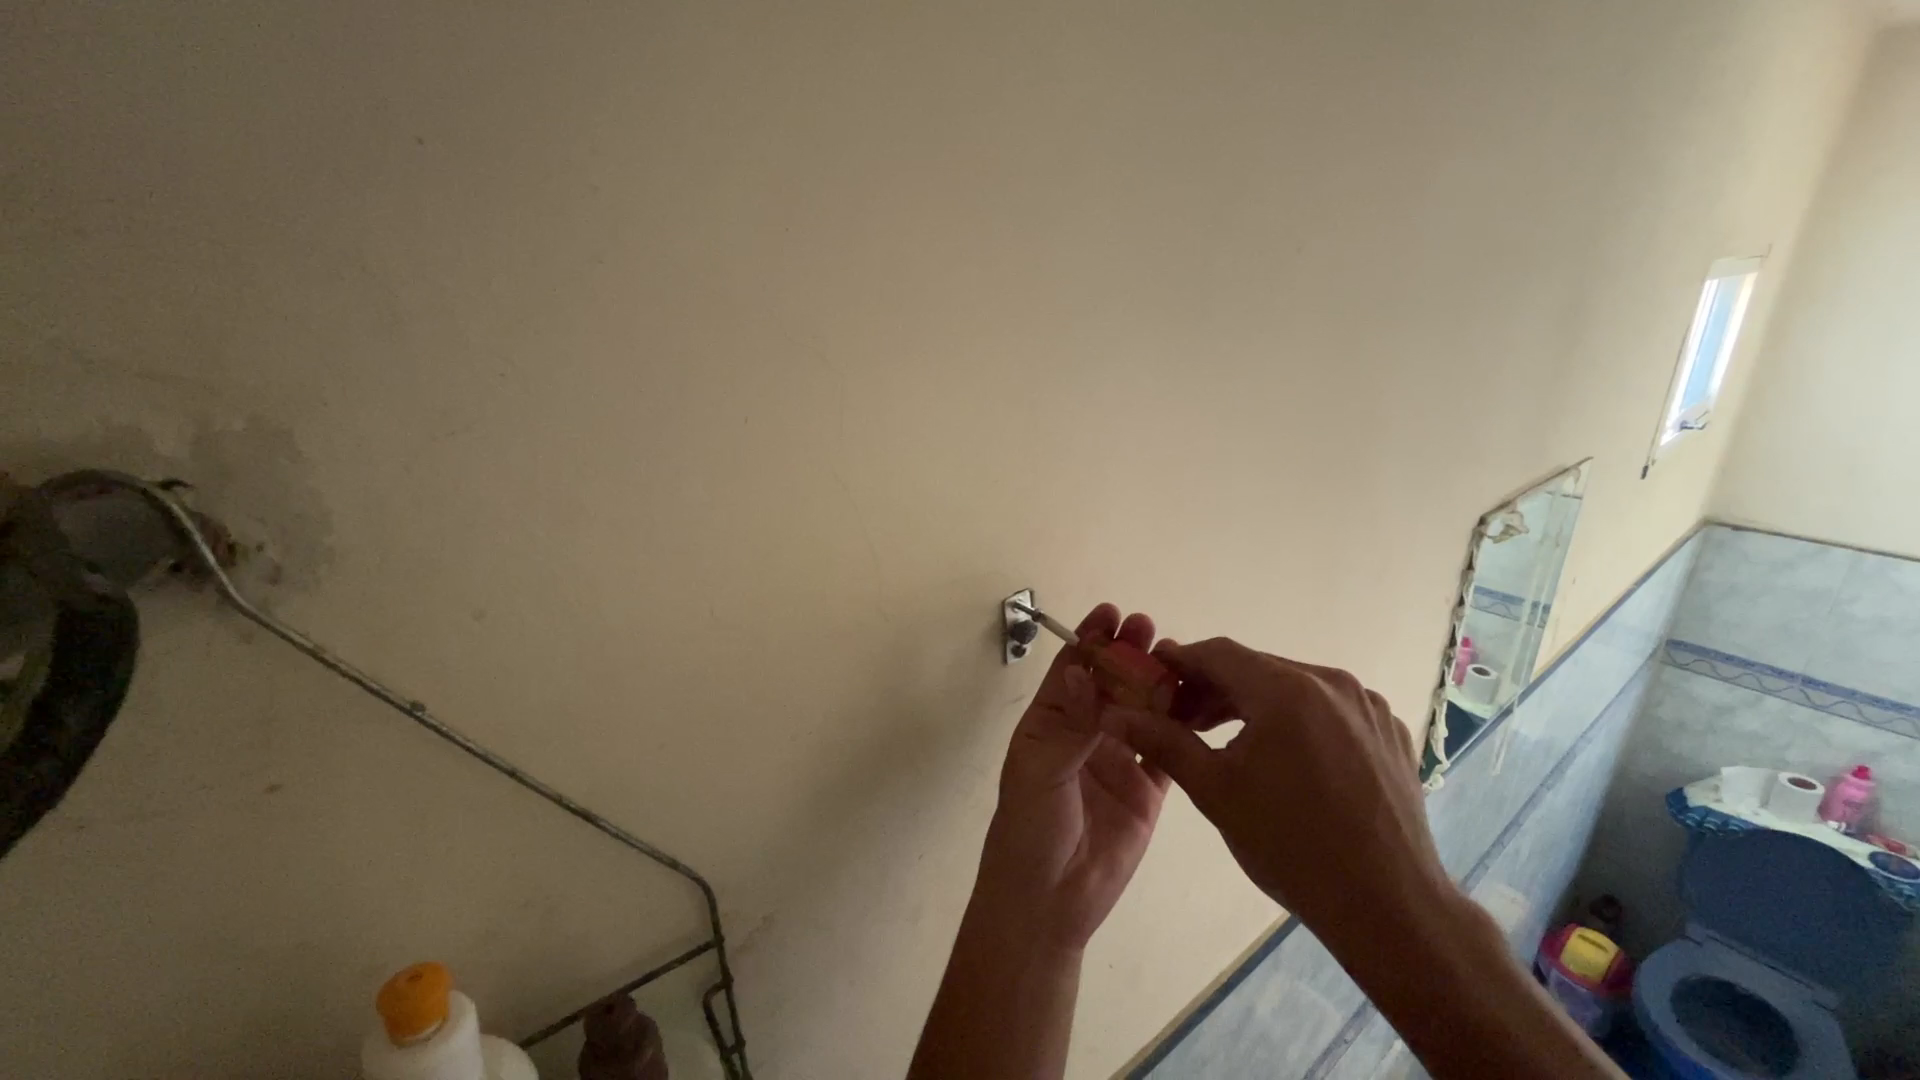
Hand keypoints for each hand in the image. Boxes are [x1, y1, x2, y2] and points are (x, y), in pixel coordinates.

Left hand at [973, 604, 1170, 950]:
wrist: (1049, 901)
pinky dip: (1181, 726)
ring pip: (1143, 711)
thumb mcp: (1041, 769)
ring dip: (1158, 683)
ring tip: (1179, 656)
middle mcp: (1085, 734)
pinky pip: (1167, 750)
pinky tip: (1199, 702)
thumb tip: (1080, 669)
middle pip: (1112, 685)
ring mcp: (1118, 760)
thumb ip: (1071, 723)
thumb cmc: (1029, 829)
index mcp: (1050, 724)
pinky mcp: (1147, 791)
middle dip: (1128, 654)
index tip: (1111, 613)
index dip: (1090, 641)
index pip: (1072, 671)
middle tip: (1149, 627)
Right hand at [1107, 637, 1444, 932]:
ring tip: (1226, 741)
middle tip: (1180, 719)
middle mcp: (1333, 683)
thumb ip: (1163, 742)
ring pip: (1294, 688)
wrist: (1388, 905)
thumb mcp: (1214, 791)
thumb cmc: (1290, 845)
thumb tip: (1115, 715)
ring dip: (1253, 705)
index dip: (1179, 662)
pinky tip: (1285, 762)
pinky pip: (1329, 710)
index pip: (1218, 653)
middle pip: (1256, 669)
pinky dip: (1296, 721)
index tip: (1151, 679)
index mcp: (1287, 689)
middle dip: (1212, 688)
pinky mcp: (1389, 733)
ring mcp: (1368, 706)